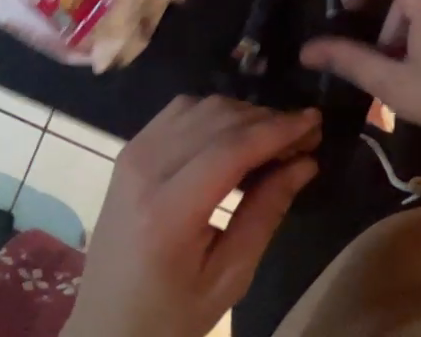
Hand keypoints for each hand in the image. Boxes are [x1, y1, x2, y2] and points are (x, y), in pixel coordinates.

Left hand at [63, 97, 320, 336]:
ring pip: (201, 106)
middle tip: (305, 137)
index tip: (316, 122)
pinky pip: (180, 110)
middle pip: (218, 119)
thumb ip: (265, 214)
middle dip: (268, 120)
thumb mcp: (228, 279)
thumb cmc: (169, 316)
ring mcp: (133, 154)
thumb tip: (305, 162)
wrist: (104, 326)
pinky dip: (215, 113)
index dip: (278, 129)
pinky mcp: (130, 150)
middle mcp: (145, 170)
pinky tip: (236, 136)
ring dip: (244, 114)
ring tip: (275, 139)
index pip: (231, 148)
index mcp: (167, 212)